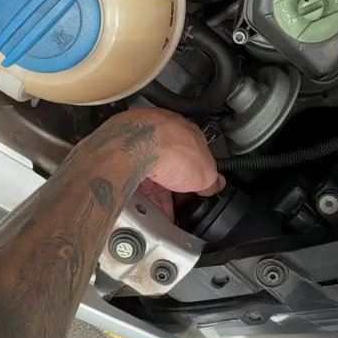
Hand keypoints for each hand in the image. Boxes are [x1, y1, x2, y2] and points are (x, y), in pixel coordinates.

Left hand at [88, 108, 224, 203]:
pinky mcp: (121, 147)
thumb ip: (212, 180)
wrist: (133, 147)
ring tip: (155, 207)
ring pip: (148, 165)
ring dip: (152, 188)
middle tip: (173, 203)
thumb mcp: (205, 174)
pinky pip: (131, 170)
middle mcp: (163, 129)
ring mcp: (140, 136)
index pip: (195, 154)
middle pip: (171, 160)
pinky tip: (138, 199)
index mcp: (188, 131)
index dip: (194, 175)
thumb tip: (216, 185)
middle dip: (172, 184)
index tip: (192, 191)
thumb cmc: (169, 151)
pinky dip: (135, 186)